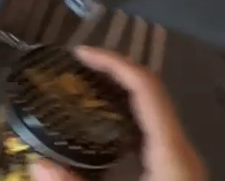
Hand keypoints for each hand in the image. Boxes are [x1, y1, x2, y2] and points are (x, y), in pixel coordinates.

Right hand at [30, 47, 205, 180]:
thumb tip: (38, 165)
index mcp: (173, 155)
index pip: (146, 86)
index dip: (112, 62)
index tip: (77, 55)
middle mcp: (184, 154)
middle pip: (151, 93)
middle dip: (112, 74)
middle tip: (73, 71)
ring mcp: (186, 169)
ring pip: (155, 114)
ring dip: (120, 95)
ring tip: (82, 92)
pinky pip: (156, 135)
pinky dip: (128, 120)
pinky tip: (104, 135)